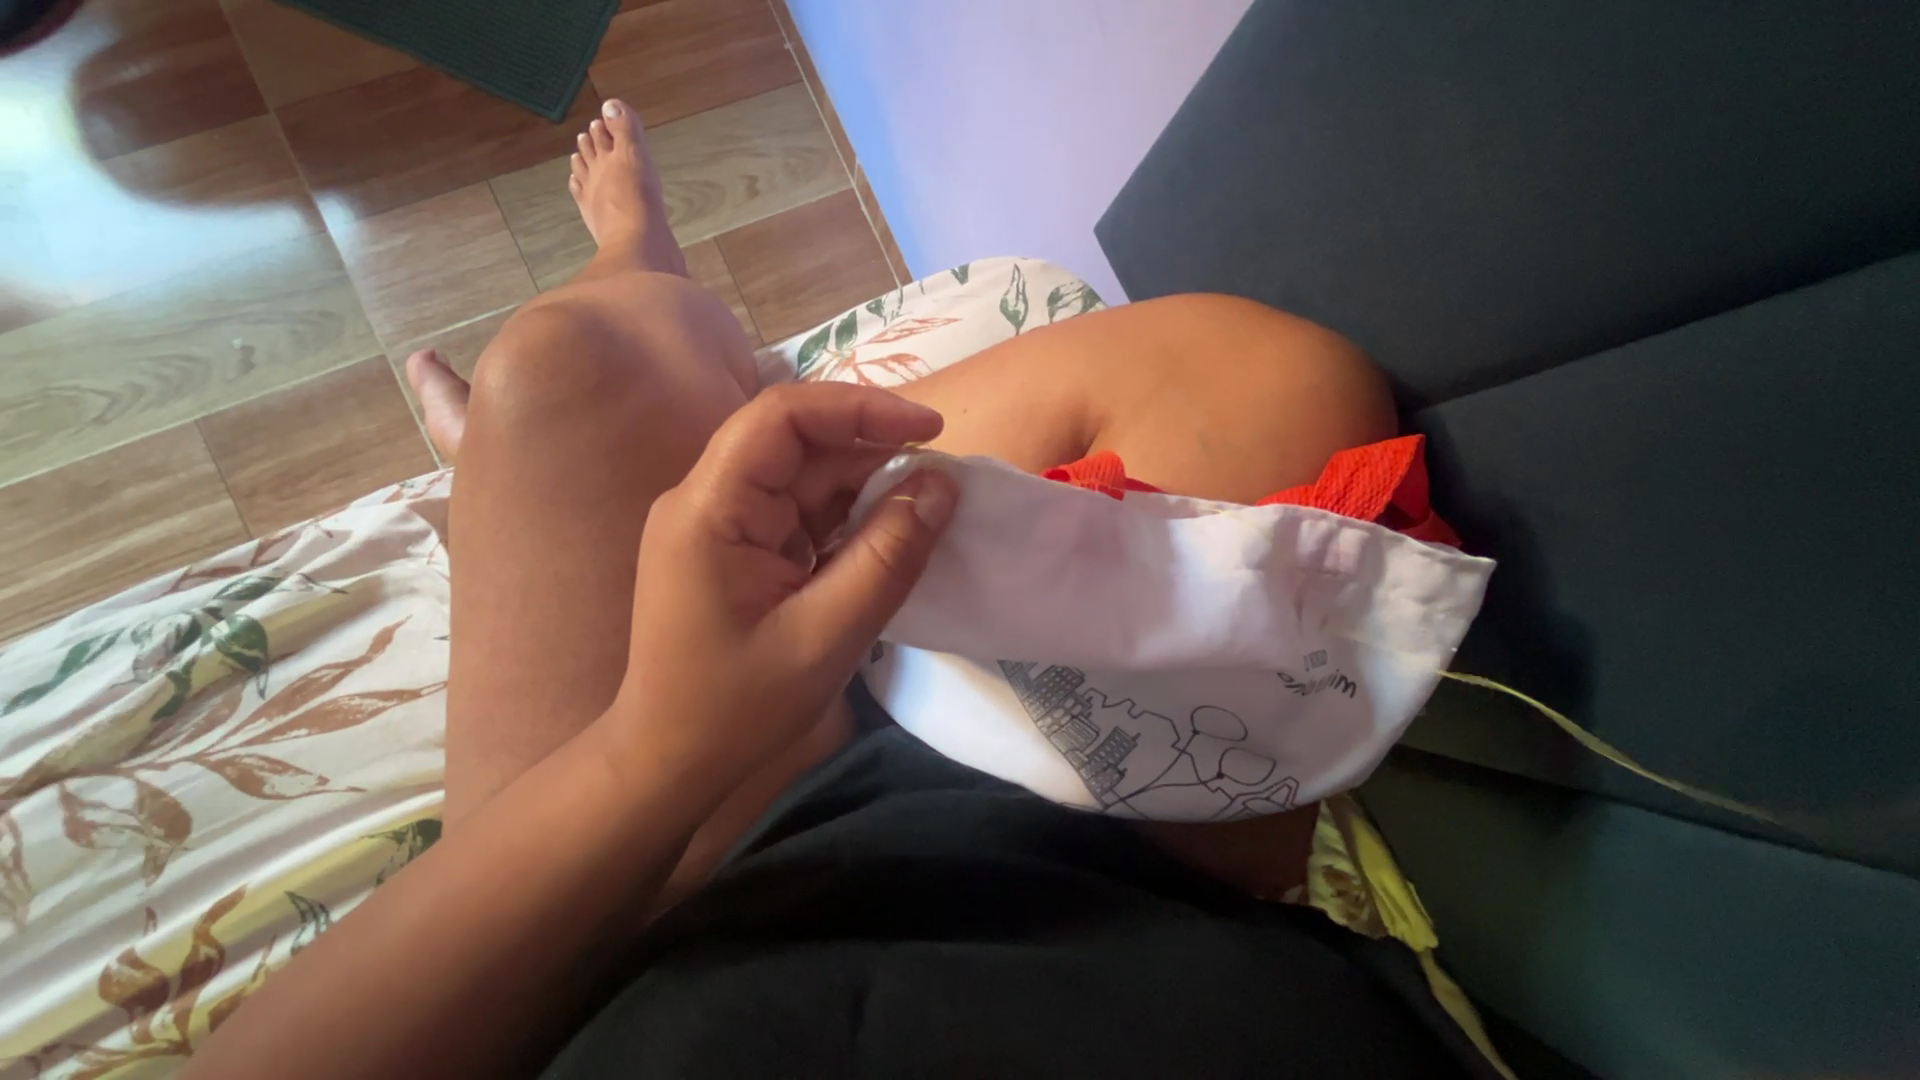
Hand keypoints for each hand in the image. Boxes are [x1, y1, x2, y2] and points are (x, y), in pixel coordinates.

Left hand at [599, 381, 958, 795]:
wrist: (672, 761)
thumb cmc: (739, 707)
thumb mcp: (828, 636)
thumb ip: (889, 556)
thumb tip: (942, 485)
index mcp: (710, 509)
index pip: (783, 418)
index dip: (860, 408)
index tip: (931, 429)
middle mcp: (708, 500)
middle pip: (797, 443)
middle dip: (872, 450)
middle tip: (941, 478)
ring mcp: (721, 522)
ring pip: (804, 476)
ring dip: (866, 486)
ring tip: (924, 510)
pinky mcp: (738, 546)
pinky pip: (801, 511)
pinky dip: (848, 518)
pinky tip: (887, 535)